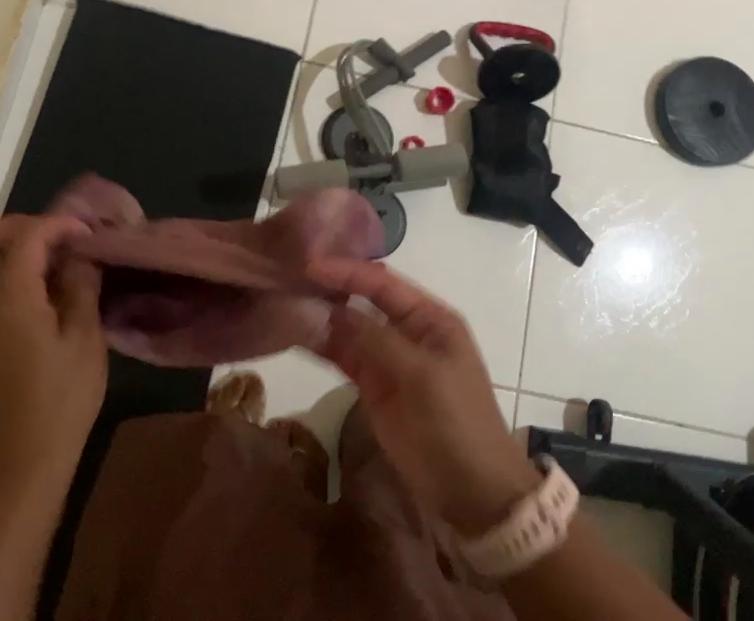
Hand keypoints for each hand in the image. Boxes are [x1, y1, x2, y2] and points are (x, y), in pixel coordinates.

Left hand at [0, 215, 106, 484]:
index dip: (57, 225)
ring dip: (13, 250)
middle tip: (61, 235)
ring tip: (58, 261)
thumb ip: (81, 287)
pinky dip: (10, 274)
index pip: (25, 239)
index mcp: (11, 299)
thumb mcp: (85, 339)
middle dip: (21, 228)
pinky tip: (47, 293)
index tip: (89, 232)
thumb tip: (81, 254)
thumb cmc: (63, 399)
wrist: (24, 458)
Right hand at [310, 258, 542, 535]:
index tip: (308, 264)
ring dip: (320, 315)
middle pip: (362, 300)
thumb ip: (378, 340)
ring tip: (281, 300)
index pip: (383, 284)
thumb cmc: (457, 422)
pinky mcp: (372, 387)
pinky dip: (321, 346)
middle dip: (329, 288)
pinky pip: (343, 358)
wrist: (472, 489)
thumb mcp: (423, 376)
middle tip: (285, 275)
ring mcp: (388, 360)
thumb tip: (333, 309)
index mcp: (430, 318)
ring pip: (348, 328)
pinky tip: (294, 333)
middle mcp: (407, 331)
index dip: (347, 272)